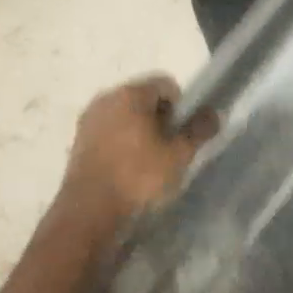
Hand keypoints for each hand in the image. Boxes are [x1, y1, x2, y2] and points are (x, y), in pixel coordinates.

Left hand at [60, 74, 218, 224]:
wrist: (90, 209)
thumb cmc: (138, 176)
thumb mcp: (178, 155)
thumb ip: (198, 130)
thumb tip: (213, 114)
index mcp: (131, 94)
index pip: (166, 84)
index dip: (181, 106)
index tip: (182, 134)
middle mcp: (106, 97)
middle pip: (144, 98)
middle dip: (160, 119)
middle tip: (169, 149)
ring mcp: (89, 118)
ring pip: (125, 115)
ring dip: (140, 131)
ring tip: (148, 161)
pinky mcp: (79, 139)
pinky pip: (109, 131)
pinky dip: (121, 142)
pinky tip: (127, 169)